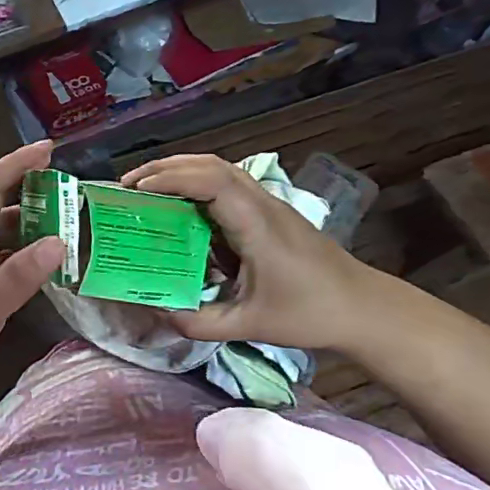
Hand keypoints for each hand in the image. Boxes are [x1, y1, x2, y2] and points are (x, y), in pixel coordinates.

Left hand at [0, 141, 64, 386]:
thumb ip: (22, 274)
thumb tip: (58, 241)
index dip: (16, 164)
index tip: (47, 149)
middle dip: (29, 188)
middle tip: (65, 188)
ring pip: (3, 230)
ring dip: (31, 220)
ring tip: (65, 223)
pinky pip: (6, 253)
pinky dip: (27, 250)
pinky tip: (48, 261)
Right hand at [120, 154, 391, 350]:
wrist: (363, 309)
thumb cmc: (309, 314)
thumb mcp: (249, 325)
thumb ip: (199, 321)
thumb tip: (157, 310)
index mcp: (257, 225)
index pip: (212, 182)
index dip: (171, 179)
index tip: (136, 191)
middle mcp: (262, 204)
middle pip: (211, 164)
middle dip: (164, 168)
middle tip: (126, 185)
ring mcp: (268, 204)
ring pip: (219, 168)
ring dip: (179, 170)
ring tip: (144, 187)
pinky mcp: (268, 212)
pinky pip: (226, 183)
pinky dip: (195, 182)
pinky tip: (177, 203)